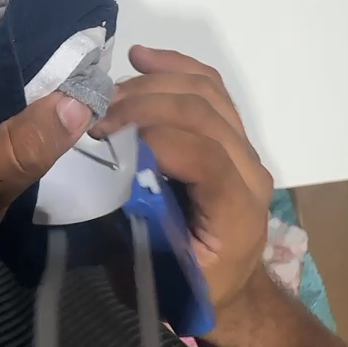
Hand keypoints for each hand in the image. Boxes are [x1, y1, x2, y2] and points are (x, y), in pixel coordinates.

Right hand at [92, 46, 274, 322]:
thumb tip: (101, 179)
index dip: (155, 137)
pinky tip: (141, 58)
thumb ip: (133, 226)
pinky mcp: (233, 134)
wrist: (229, 287)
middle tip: (96, 112)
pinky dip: (174, 66)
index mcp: (236, 213)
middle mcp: (250, 173)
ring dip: (154, 81)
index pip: (204, 157)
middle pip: (204, 113)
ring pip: (206, 91)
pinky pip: (209, 86)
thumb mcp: (153, 274)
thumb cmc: (185, 286)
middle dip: (144, 102)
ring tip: (109, 91)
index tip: (103, 136)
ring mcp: (246, 148)